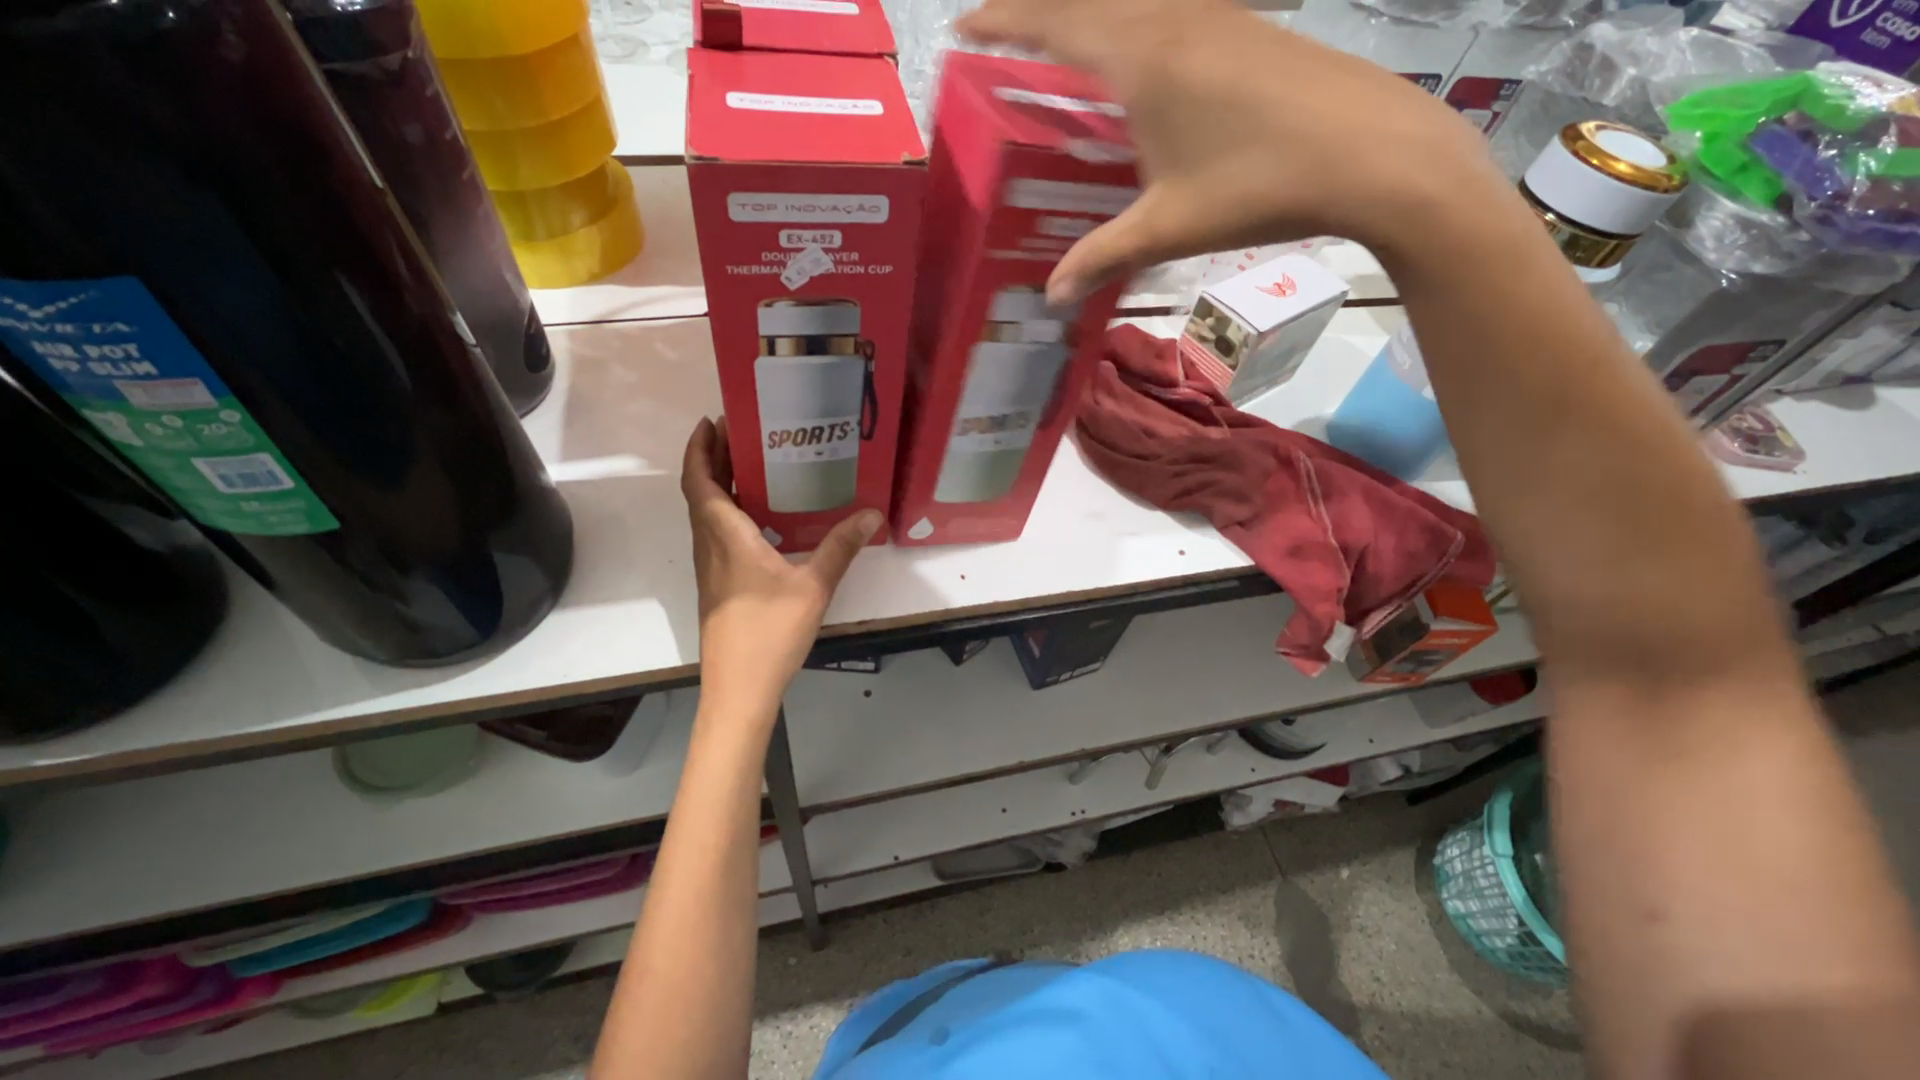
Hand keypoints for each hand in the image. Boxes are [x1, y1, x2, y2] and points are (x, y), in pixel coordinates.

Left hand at [681, 417, 882, 710]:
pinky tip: (760, 518)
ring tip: (753, 465)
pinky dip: (729, 512)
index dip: (700, 448)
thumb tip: (872, 512)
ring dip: (720, 485)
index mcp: (725, 537)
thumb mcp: (813, 587)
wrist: (739, 688)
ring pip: (706, 515)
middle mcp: (709, 547)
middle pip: (700, 492)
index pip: (700, 481)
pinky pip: (716, 535)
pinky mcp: (718, 587)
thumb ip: (841, 547)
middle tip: (741, 433)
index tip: (712, 420)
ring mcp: (710, 569)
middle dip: (713, 459)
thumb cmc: (770, 633)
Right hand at [959, 0, 1507, 302]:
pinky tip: (1142, 63)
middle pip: (1089, 0)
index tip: (963, 25)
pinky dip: (1136, 25)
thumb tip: (1053, 296)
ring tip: (1063, 48)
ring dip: (1091, 16)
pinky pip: (1173, 10)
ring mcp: (1219, 13)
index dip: (1002, 20)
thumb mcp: (1172, 227)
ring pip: (1135, 1)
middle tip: (1004, 34)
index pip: (1053, 23)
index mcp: (1141, 57)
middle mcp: (1174, 17)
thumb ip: (1104, 255)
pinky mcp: (1251, 26)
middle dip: (1039, 12)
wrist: (1380, 153)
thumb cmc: (1263, 186)